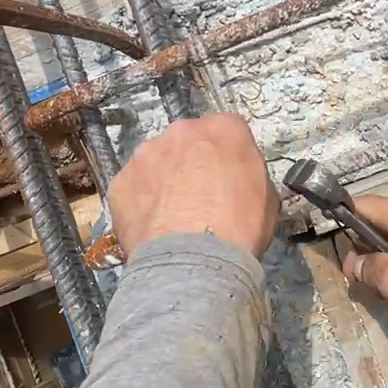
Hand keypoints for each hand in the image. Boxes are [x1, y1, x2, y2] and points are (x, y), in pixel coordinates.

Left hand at [108, 114, 277, 259]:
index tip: (227, 178)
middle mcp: (181, 131)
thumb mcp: (267, 197)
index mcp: (224, 129)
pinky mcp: (120, 182)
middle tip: (199, 198)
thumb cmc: (240, 226)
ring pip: (155, 162)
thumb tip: (236, 183)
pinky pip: (133, 188)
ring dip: (163, 181)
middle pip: (187, 142)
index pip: (227, 131)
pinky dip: (141, 203)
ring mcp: (145, 154)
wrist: (194, 259)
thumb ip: (248, 175)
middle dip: (191, 163)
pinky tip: (152, 227)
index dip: (226, 157)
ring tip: (171, 216)